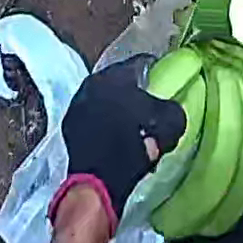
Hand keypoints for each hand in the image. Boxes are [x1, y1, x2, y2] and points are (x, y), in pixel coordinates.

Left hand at [53, 54, 187, 228]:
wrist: (98, 179)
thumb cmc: (135, 143)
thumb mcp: (169, 124)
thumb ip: (172, 110)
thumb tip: (170, 110)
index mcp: (115, 74)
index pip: (140, 63)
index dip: (154, 70)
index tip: (163, 80)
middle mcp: (92, 82)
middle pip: (119, 81)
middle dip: (134, 91)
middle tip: (149, 105)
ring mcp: (77, 103)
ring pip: (104, 99)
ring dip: (118, 108)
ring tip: (133, 125)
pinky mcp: (69, 126)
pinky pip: (93, 118)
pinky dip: (104, 124)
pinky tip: (115, 139)